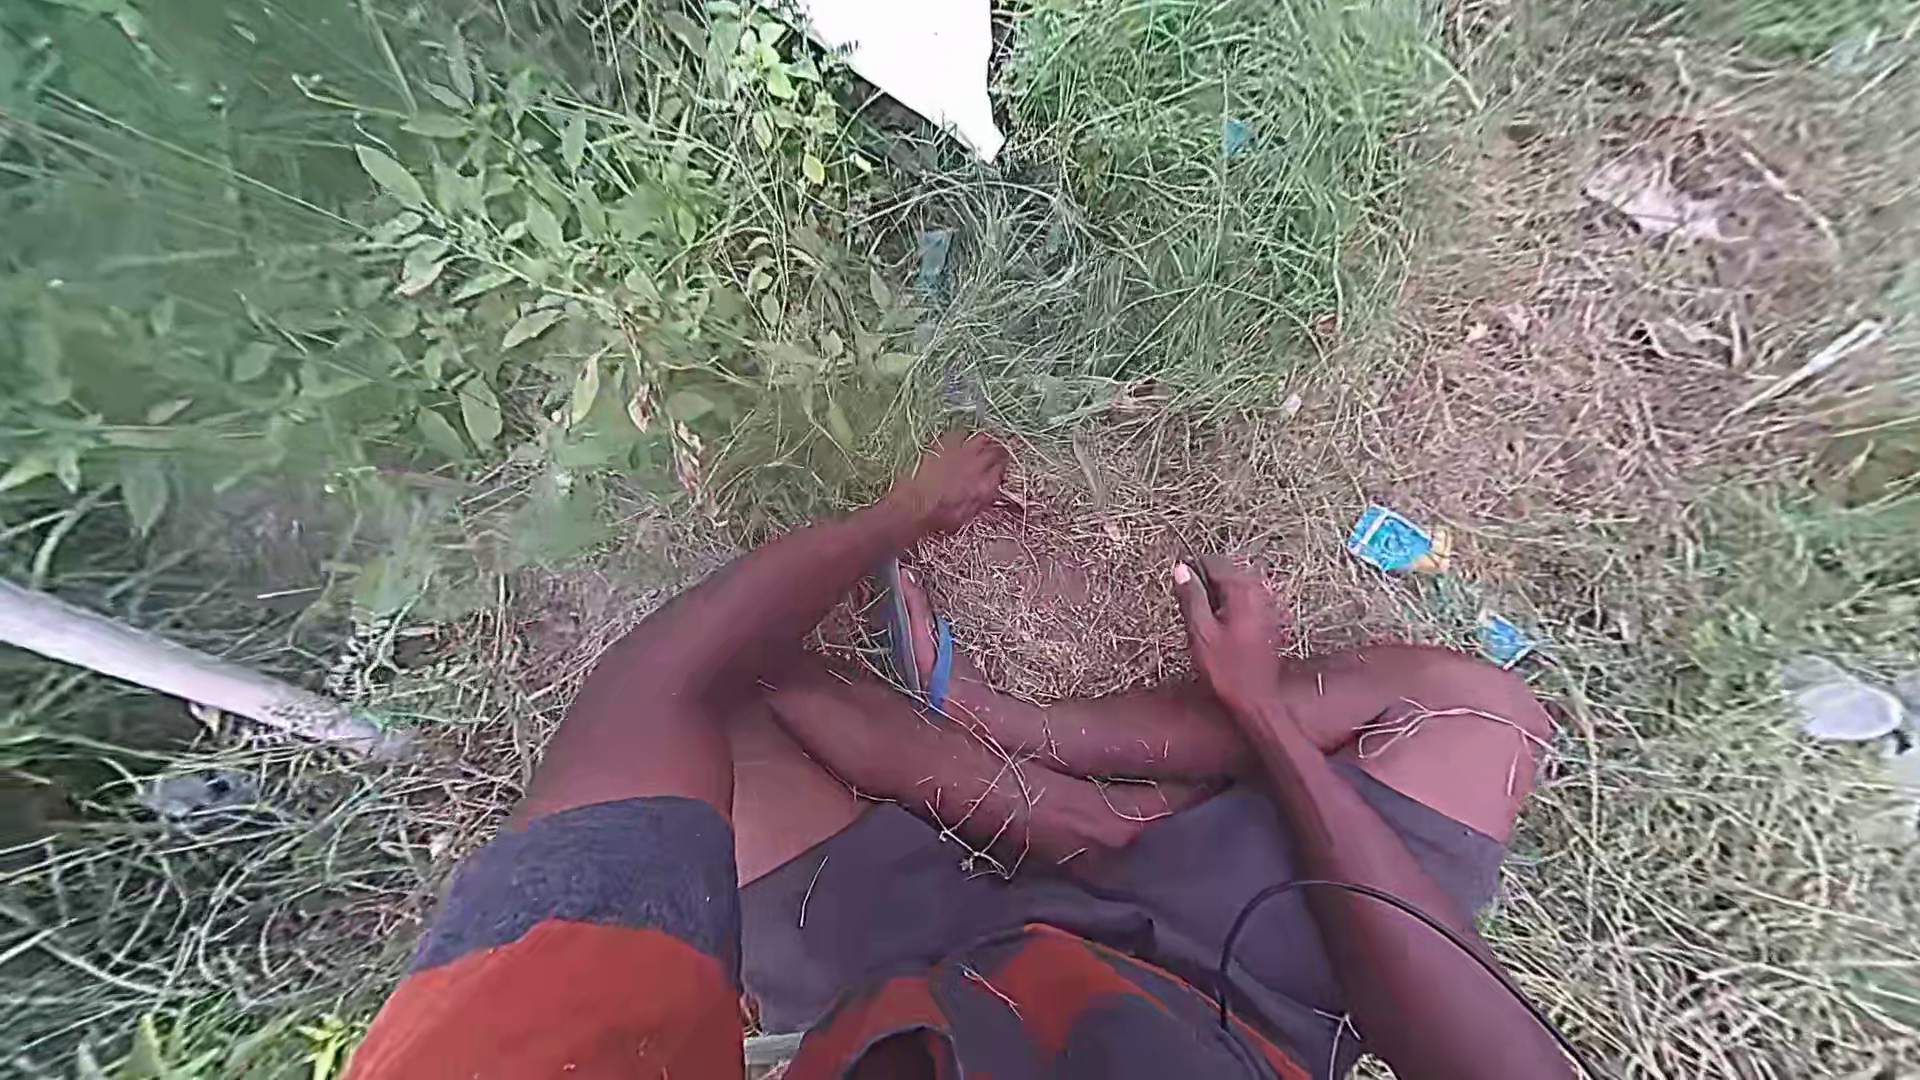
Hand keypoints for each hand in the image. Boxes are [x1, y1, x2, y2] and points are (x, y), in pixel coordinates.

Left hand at [885, 431, 1009, 535]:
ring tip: (983, 441)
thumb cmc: (941, 515)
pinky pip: (958, 433)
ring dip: (984, 440)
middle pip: (995, 450)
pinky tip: (959, 438)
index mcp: (985, 484)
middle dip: (999, 450)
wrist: (918, 505)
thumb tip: (989, 492)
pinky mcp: (944, 446)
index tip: (1001, 466)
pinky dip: (961, 434)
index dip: (1003, 466)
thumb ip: (982, 500)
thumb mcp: (968, 515)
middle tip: (997, 451)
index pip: (1002, 468)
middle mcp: (977, 465)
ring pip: (981, 438)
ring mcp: (961, 453)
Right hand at [1172, 556, 1283, 714]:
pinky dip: (1232, 600)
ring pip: (1241, 583)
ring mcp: (1269, 608)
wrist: (1257, 701)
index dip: (1194, 565)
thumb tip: (1181, 570)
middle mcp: (1261, 595)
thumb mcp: (1199, 632)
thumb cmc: (1226, 670)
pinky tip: (1219, 616)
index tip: (1179, 570)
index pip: (1216, 564)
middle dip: (1208, 575)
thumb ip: (1191, 597)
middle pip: (1231, 570)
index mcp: (1243, 593)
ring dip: (1220, 587)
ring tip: (1200, 603)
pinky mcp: (1271, 622)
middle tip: (1187, 587)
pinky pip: (1249, 598)